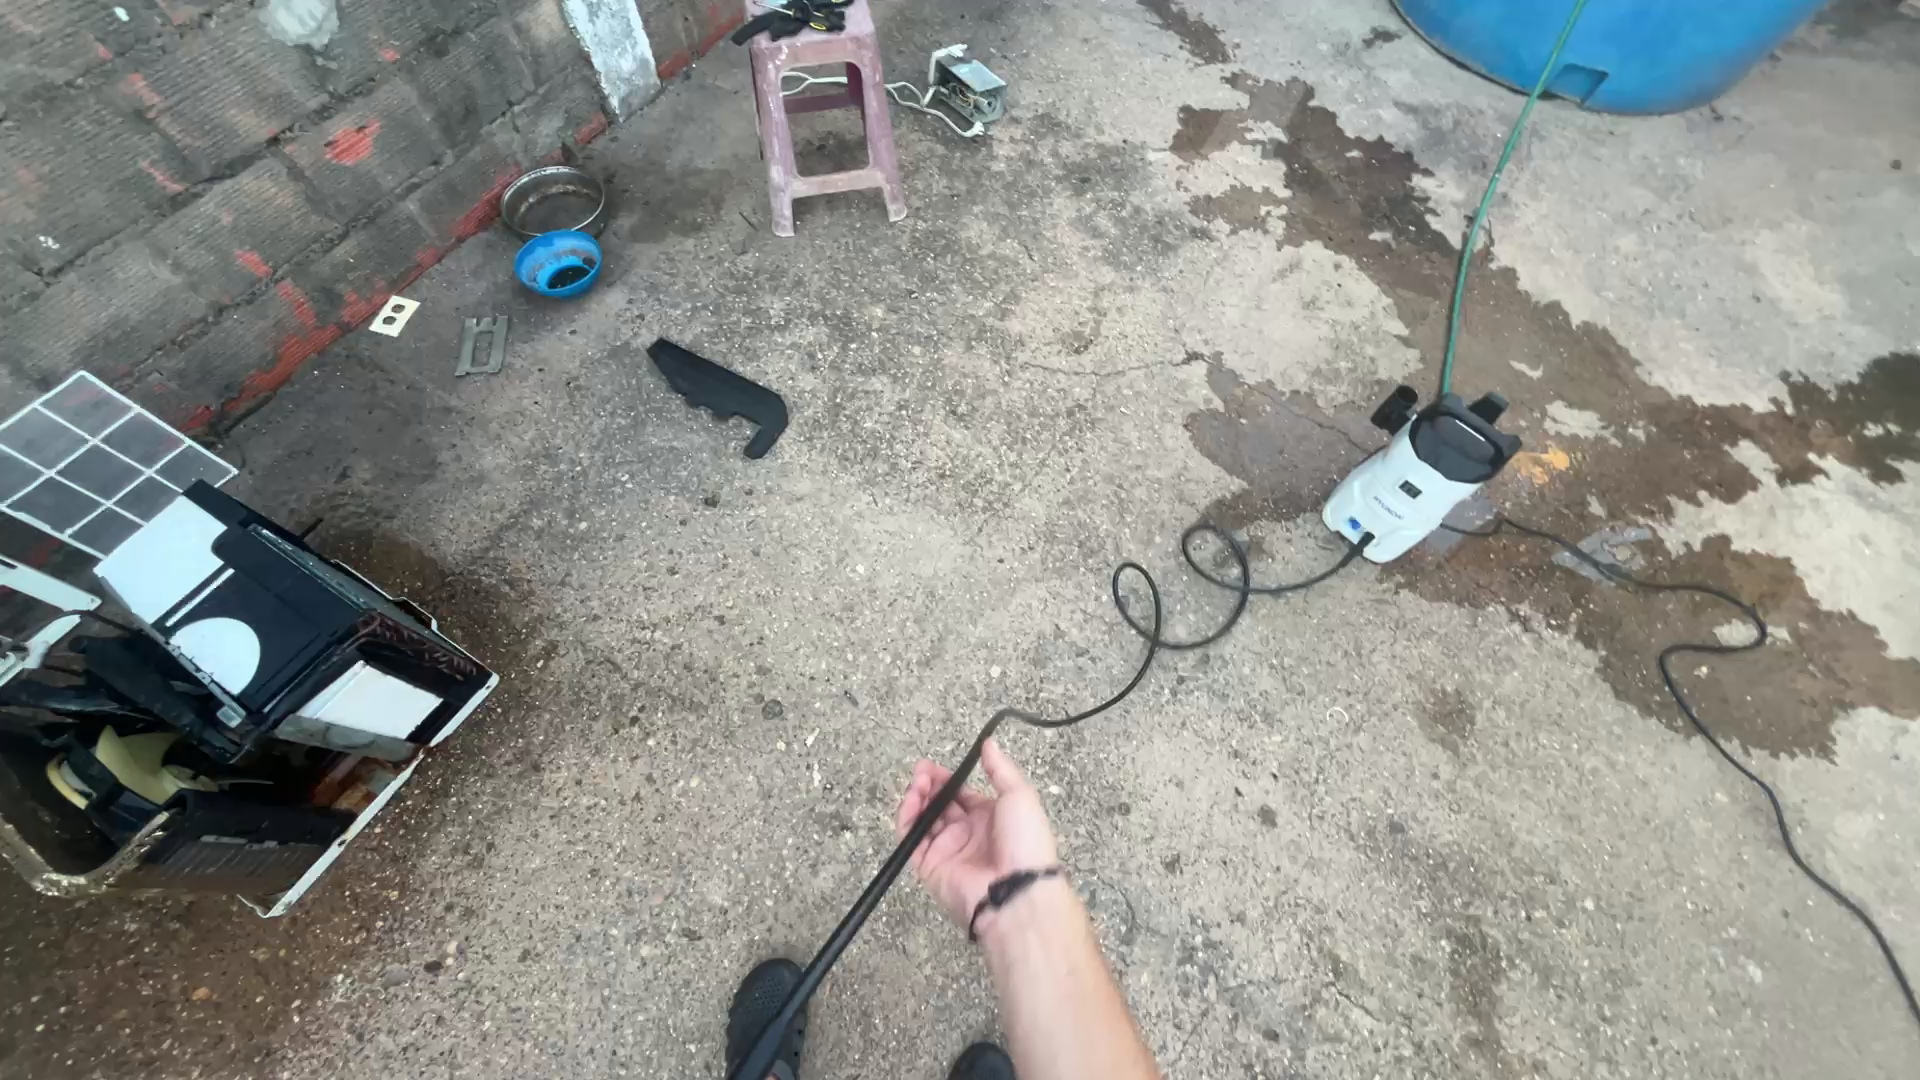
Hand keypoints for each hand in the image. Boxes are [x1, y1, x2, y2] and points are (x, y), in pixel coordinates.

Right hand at [894, 739, 1059, 933]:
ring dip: (916, 799)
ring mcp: (947, 850)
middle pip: (939, 805)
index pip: (960, 794)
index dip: (945, 779)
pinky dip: (905, 821)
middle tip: (921, 772)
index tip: (931, 766)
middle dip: (928, 786)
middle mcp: (966, 834)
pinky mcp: (930, 867)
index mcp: (989, 818)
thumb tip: (988, 743)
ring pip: (922, 820)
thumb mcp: (1020, 795)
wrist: (1016, 891)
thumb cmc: (1024, 841)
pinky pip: (910, 841)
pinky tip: (910, 802)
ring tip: (917, 785)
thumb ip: (1000, 769)